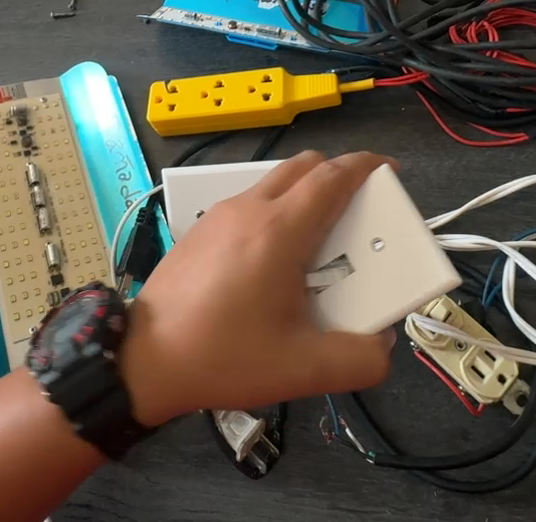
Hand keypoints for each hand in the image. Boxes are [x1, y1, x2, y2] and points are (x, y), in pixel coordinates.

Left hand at [117, 150, 396, 425]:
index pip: (332, 177)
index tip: (389, 170)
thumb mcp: (303, 369)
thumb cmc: (225, 355)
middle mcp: (250, 208)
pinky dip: (277, 208)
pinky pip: (251, 200)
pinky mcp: (202, 227)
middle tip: (360, 210)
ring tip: (320, 240)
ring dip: (306, 192)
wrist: (146, 357)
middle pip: (304, 165)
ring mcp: (221, 213)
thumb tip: (381, 342)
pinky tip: (276, 256)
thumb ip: (359, 359)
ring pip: (275, 180)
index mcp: (280, 230)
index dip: (366, 166)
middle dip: (339, 175)